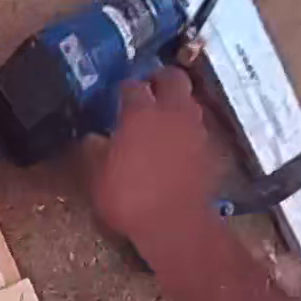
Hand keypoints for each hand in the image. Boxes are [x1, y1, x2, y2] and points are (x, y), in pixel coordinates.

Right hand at [90, 68, 215, 243]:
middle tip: (147, 87)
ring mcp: (194, 128)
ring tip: (160, 113)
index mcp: (140, 114)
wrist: (173, 222)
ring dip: (175, 100)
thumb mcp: (98, 179)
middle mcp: (171, 112)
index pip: (132, 87)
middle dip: (159, 78)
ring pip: (188, 99)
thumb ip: (95, 153)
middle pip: (172, 77)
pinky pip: (195, 125)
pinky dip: (184, 125)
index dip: (123, 88)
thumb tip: (93, 138)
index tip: (116, 93)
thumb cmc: (128, 199)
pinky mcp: (207, 146)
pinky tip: (173, 140)